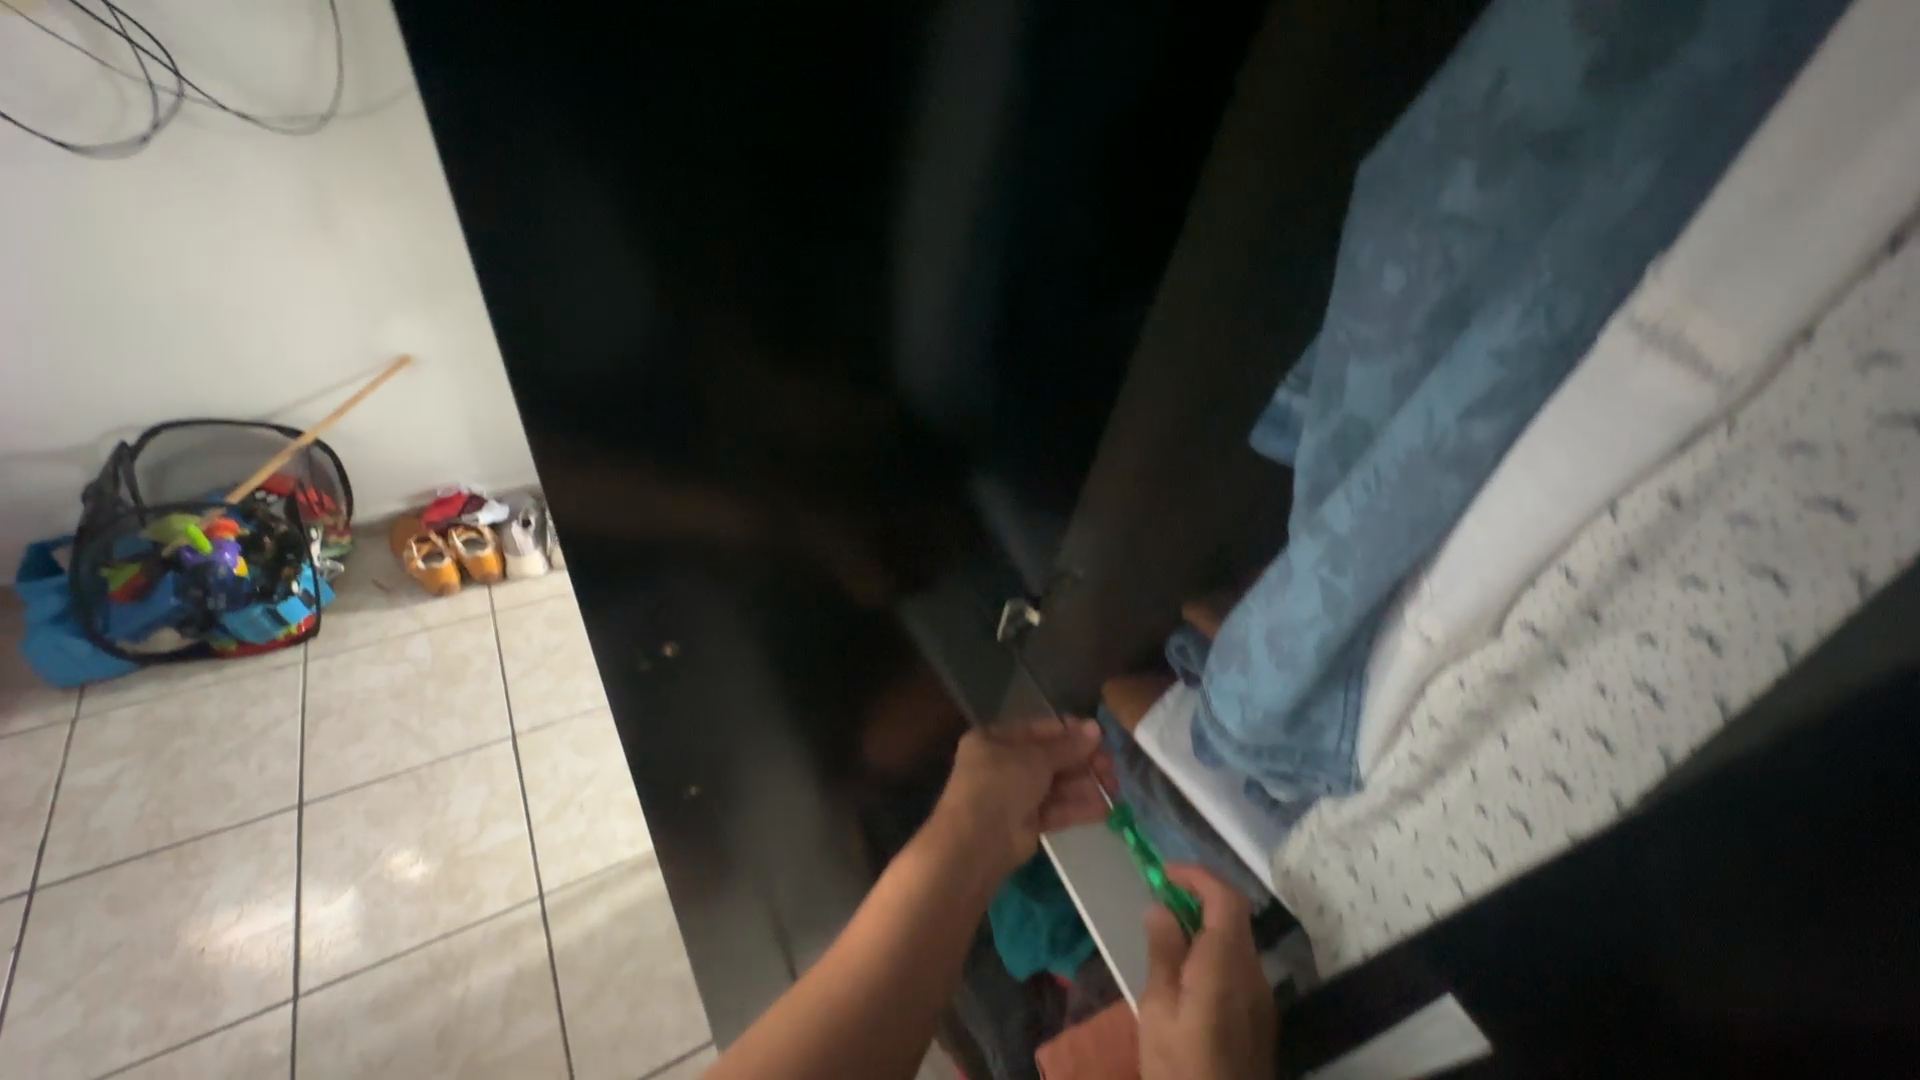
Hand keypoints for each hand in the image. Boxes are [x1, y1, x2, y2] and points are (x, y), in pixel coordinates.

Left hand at [930, 718, 1114, 878]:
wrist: (978, 841)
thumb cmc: (1001, 783)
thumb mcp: (1035, 757)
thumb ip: (1067, 745)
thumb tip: (1095, 728)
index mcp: (994, 740)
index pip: (1037, 730)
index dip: (1069, 733)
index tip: (1098, 737)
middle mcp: (1002, 765)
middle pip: (1049, 759)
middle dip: (1082, 762)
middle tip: (1110, 767)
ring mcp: (1013, 795)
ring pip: (1055, 786)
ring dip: (1084, 786)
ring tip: (1113, 788)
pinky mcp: (1025, 823)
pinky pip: (1055, 809)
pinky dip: (1077, 807)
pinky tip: (1104, 808)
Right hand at [1139, 865, 1275, 1079]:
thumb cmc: (1180, 1069)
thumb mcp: (1157, 1009)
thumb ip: (1163, 953)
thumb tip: (1161, 909)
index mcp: (1226, 964)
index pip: (1225, 898)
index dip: (1197, 876)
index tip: (1163, 874)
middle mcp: (1253, 973)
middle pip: (1234, 917)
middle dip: (1198, 899)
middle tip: (1158, 903)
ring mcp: (1262, 999)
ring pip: (1237, 943)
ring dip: (1205, 927)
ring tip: (1165, 939)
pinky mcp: (1260, 1020)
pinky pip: (1238, 968)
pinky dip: (1213, 953)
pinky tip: (1185, 976)